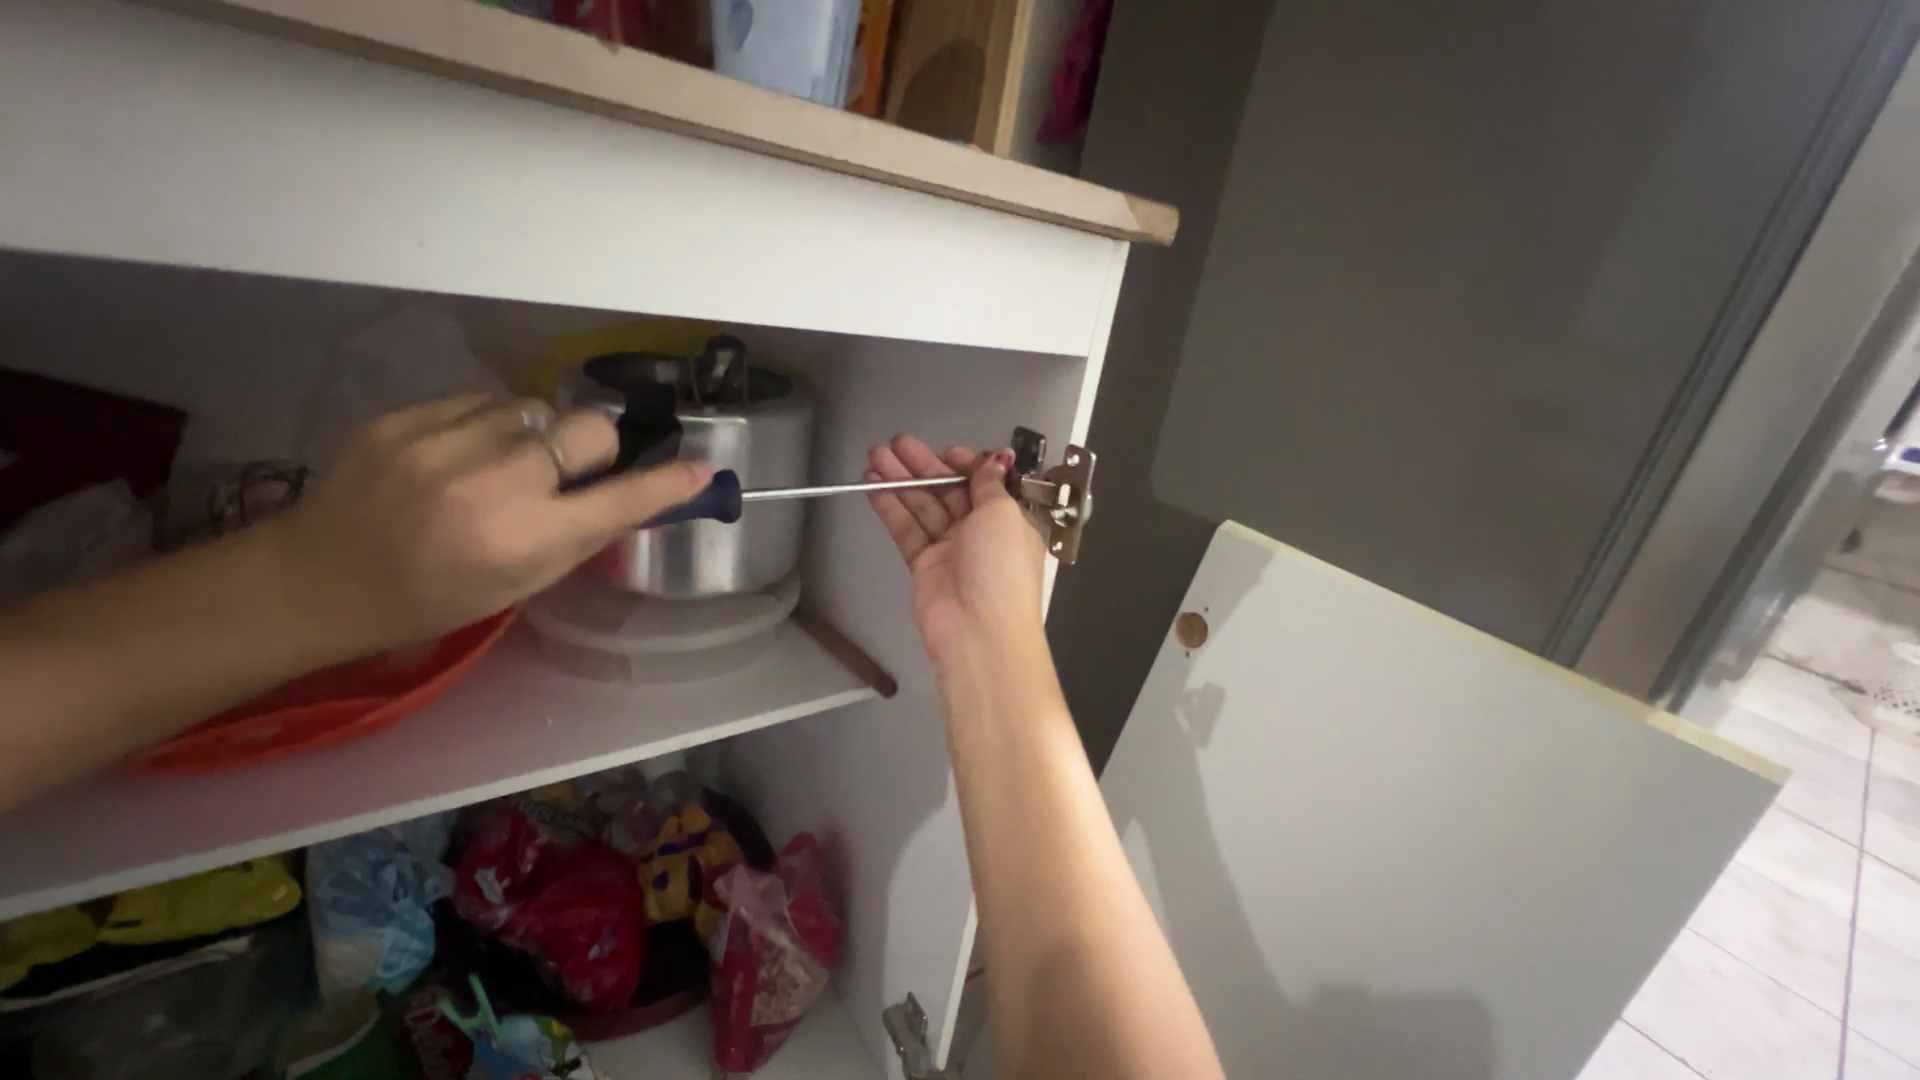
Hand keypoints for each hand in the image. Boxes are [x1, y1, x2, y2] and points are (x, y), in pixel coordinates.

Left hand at [265, 395, 711, 654]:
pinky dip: (490, 424)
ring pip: (535, 408)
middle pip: (589, 429)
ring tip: (504, 461)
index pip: (621, 501)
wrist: (319, 579)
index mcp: (525, 540)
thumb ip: (580, 534)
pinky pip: (483, 402)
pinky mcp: (404, 418)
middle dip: (594, 446)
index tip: (701, 468)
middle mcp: (493, 486)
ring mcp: (443, 444)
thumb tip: (633, 491)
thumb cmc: (436, 596)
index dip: (667, 484)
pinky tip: (464, 450)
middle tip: (571, 468)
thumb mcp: (522, 582)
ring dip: (537, 433)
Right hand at [866, 435, 1045, 667]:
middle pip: (949, 491)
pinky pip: (906, 529)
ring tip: (875, 456)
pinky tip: (873, 485)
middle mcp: (981, 533)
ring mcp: (951, 550)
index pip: (984, 484)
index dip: (965, 465)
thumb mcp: (1004, 514)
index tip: (945, 451)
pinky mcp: (924, 565)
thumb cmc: (1002, 569)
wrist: (979, 631)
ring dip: (900, 481)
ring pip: (923, 507)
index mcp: (1009, 520)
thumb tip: (996, 458)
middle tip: (896, 443)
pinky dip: (890, 506)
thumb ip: (990, 483)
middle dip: (923, 466)